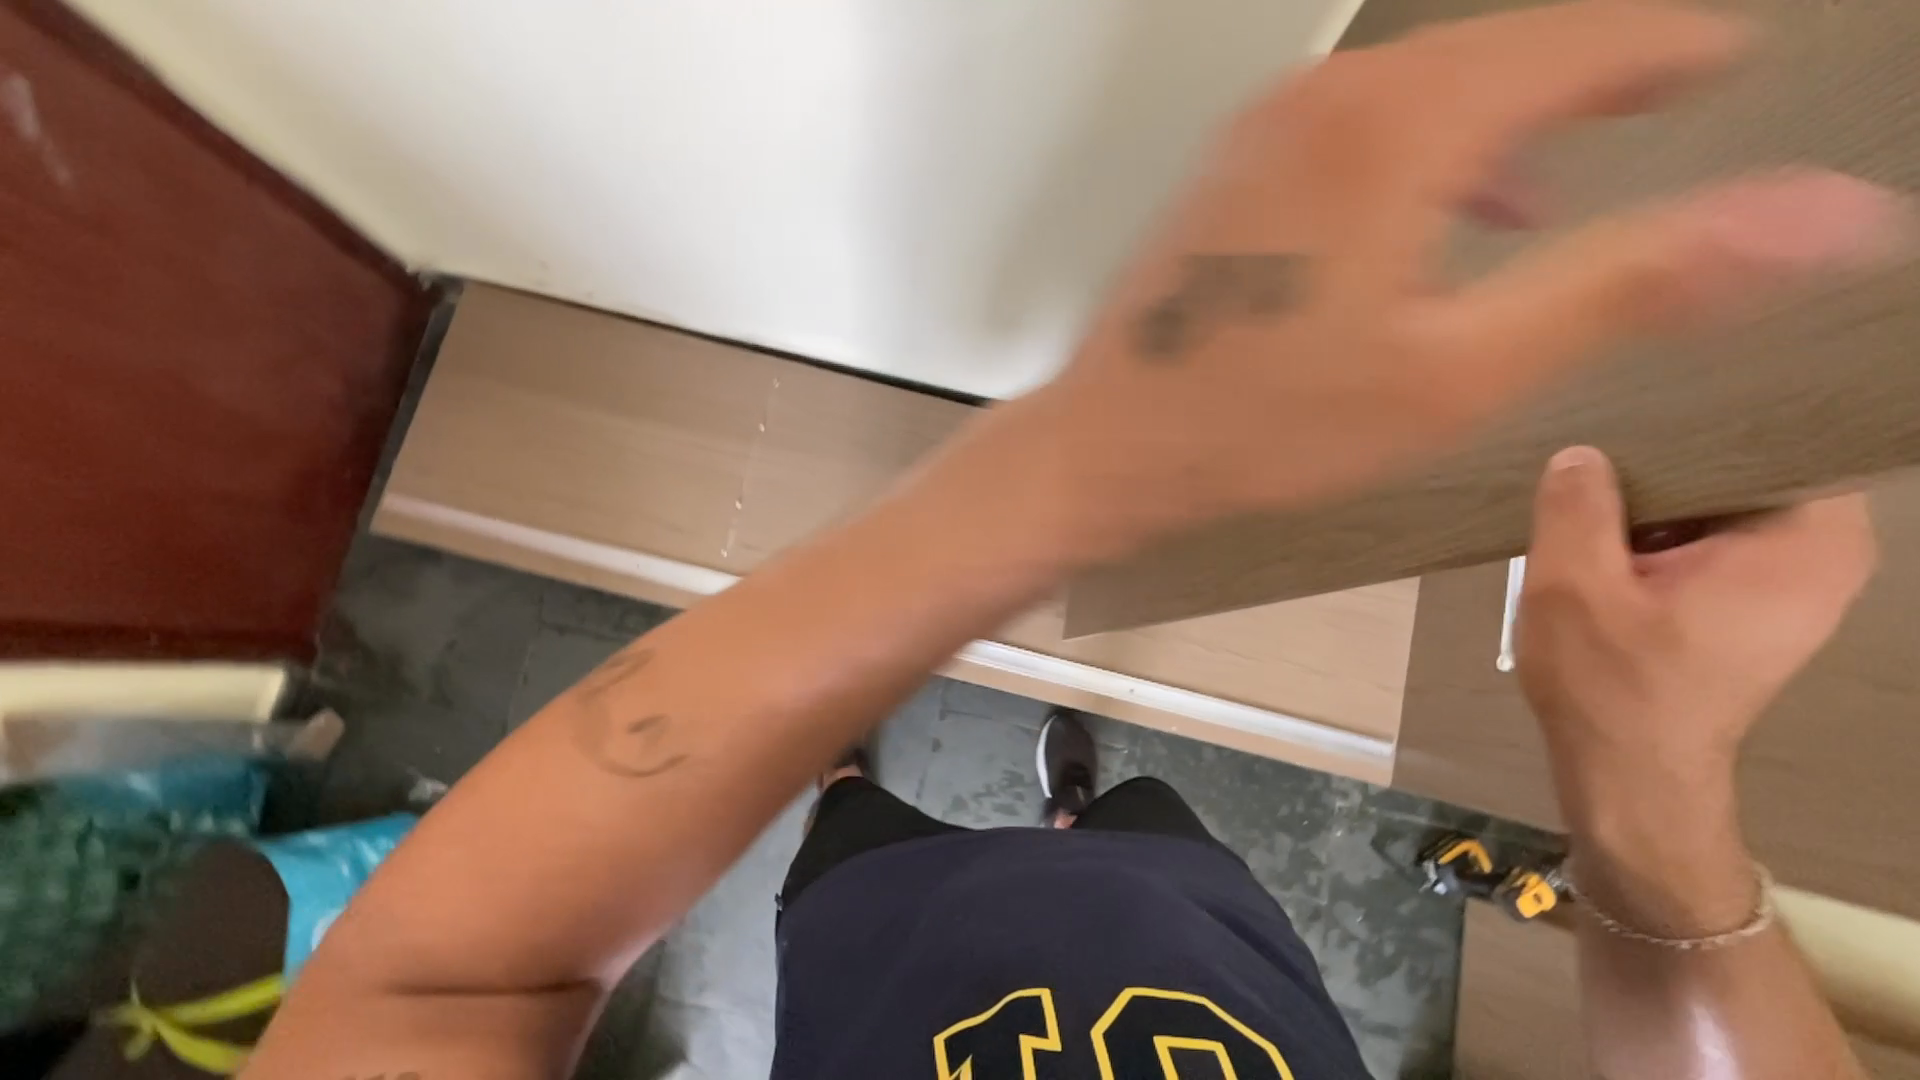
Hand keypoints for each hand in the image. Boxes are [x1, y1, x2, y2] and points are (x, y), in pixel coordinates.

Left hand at [1014, 0, 1908, 556]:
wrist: (1110, 446)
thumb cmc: (1266, 427)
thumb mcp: (1456, 373)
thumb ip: (1628, 283)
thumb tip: (1828, 215)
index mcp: (1393, 131)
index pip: (1572, 43)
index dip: (1663, 48)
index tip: (1725, 56)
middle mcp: (1320, 105)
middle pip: (1488, 54)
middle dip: (1580, 76)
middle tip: (1661, 93)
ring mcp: (1257, 136)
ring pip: (1409, 93)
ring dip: (1490, 122)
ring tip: (1550, 180)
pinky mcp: (1222, 179)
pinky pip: (1341, 134)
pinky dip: (1405, 156)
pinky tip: (1421, 218)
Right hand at [1517, 446, 1876, 788]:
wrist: (1626, 771)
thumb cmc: (1611, 681)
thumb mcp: (1572, 585)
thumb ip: (1576, 509)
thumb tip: (1580, 455)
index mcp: (1805, 541)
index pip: (1772, 438)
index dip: (1699, 418)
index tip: (1630, 407)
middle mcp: (1821, 555)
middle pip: (1744, 470)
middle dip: (1666, 460)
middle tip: (1592, 443)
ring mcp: (1792, 583)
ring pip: (1720, 504)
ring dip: (1655, 499)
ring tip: (1587, 485)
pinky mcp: (1754, 605)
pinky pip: (1711, 539)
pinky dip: (1659, 532)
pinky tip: (1603, 535)